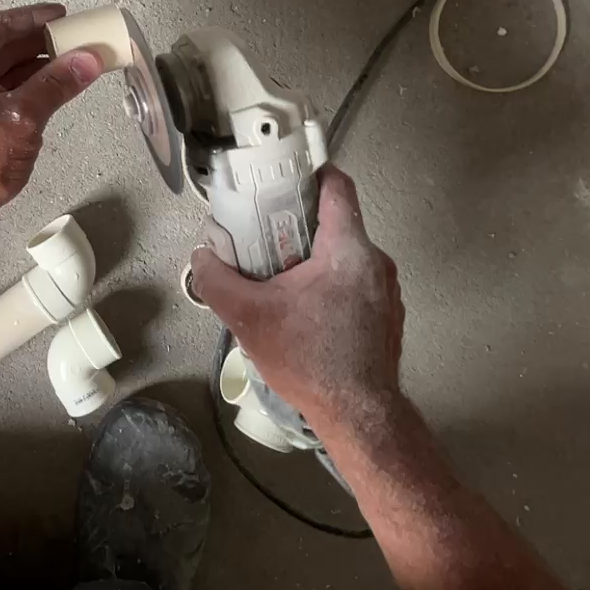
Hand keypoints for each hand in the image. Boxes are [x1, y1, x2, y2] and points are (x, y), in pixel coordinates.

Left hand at [0, 4, 102, 218]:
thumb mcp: (22, 118)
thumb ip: (56, 85)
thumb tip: (85, 60)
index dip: (31, 19)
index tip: (60, 15)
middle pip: (0, 48)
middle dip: (39, 44)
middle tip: (73, 38)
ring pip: (2, 72)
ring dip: (36, 67)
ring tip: (71, 62)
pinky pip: (0, 92)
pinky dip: (26, 88)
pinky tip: (51, 88)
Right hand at [191, 166, 403, 429]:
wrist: (360, 417)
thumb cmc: (309, 360)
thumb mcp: (247, 316)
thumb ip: (215, 279)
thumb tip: (202, 257)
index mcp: (347, 251)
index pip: (336, 187)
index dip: (308, 172)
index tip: (281, 176)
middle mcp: (375, 262)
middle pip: (335, 221)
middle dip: (296, 222)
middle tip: (262, 233)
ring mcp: (387, 290)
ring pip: (343, 253)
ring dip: (311, 255)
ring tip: (277, 274)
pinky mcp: (387, 315)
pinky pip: (354, 280)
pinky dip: (327, 281)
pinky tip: (302, 308)